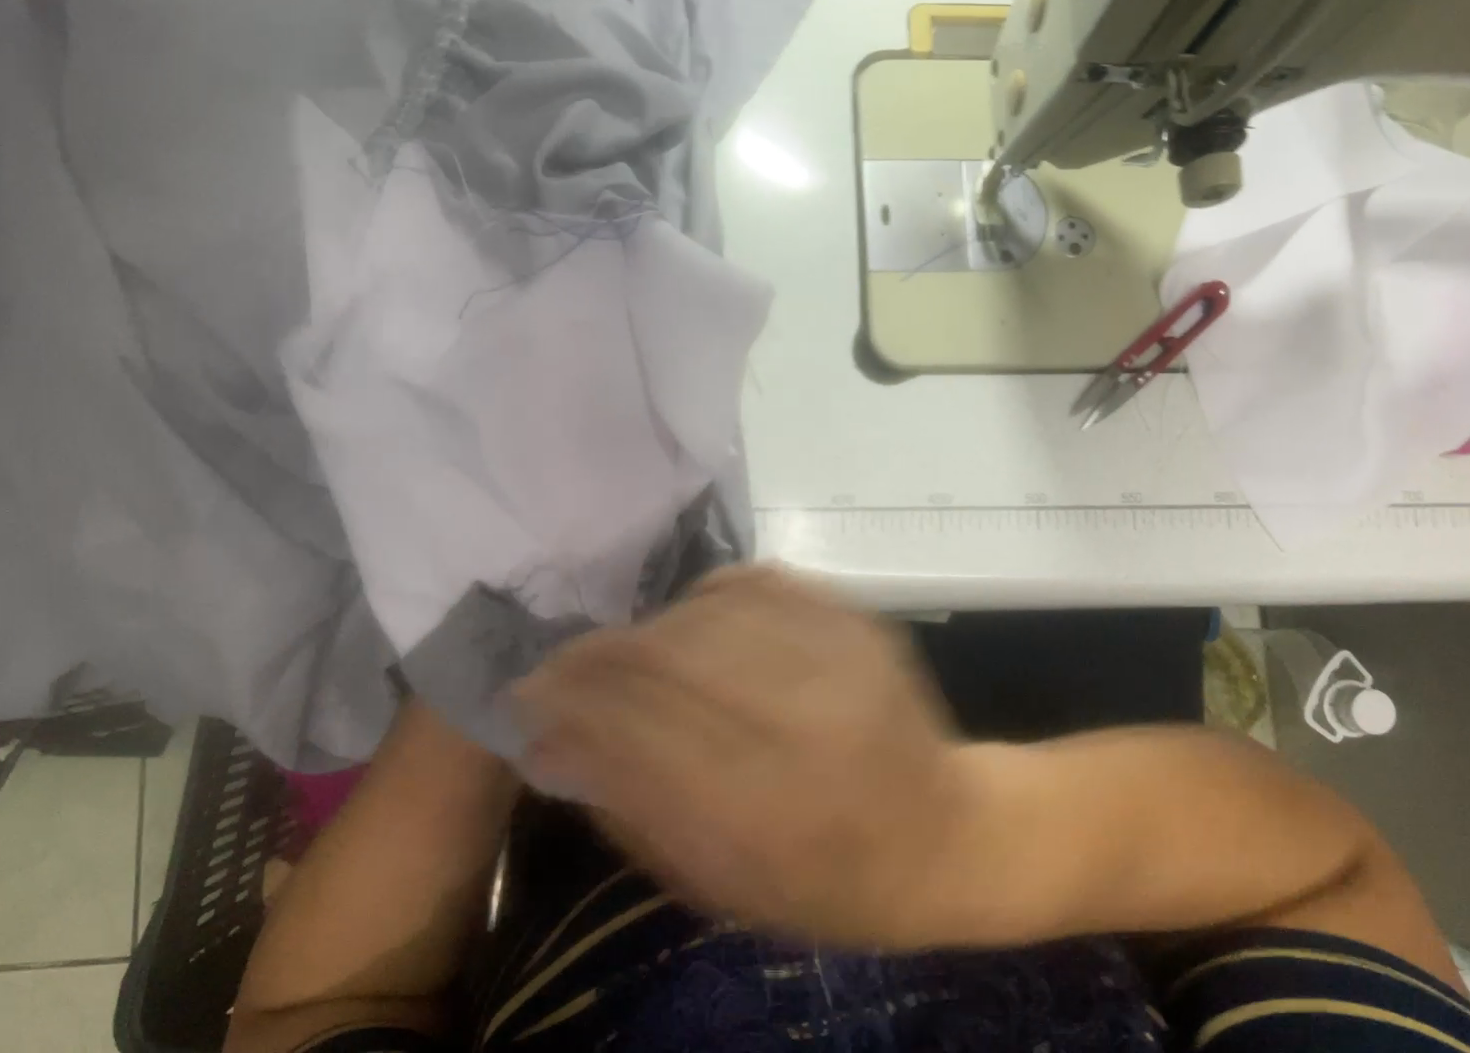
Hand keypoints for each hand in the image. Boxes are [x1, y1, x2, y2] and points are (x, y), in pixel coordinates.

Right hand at [514, 566, 967, 947]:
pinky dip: (703, 599)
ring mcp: (836, 661)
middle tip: (557, 663)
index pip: (635, 730)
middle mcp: (802, 725)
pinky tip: (688, 621)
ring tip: (619, 651)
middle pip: (665, 659)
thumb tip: (552, 743)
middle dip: (592, 656)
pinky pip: (754, 584)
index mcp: (765, 813)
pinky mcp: (856, 619)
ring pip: (703, 616)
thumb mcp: (720, 886)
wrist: (943, 836)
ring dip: (643, 630)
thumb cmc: (823, 881)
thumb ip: (631, 813)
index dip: (568, 702)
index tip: (526, 694)